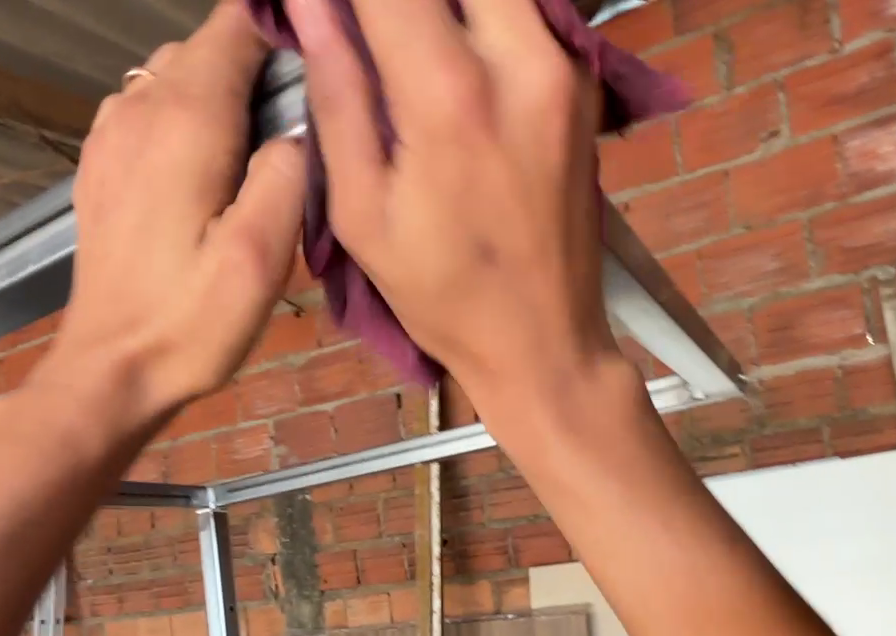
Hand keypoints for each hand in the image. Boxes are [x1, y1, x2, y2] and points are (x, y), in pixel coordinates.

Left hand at [49, 3, 307, 413]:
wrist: (113, 369)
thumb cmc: (192, 323)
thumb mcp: (261, 256)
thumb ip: (288, 174)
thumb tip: (299, 128)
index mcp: (187, 121)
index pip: (237, 27)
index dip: (283, 31)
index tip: (322, 65)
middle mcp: (140, 107)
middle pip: (208, 47)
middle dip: (259, 67)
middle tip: (302, 127)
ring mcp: (112, 135)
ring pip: (176, 76)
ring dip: (223, 95)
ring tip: (260, 151)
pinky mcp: (102, 166)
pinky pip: (149, 110)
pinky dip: (186, 119)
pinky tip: (207, 171)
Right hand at [285, 0, 621, 403]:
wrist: (543, 342)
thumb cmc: (443, 297)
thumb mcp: (364, 216)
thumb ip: (338, 96)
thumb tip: (311, 4)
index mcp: (449, 96)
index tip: (328, 10)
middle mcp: (521, 59)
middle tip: (369, 27)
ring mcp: (564, 66)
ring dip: (443, 3)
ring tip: (405, 47)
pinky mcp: (584, 82)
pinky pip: (530, 7)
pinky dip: (485, 14)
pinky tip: (456, 54)